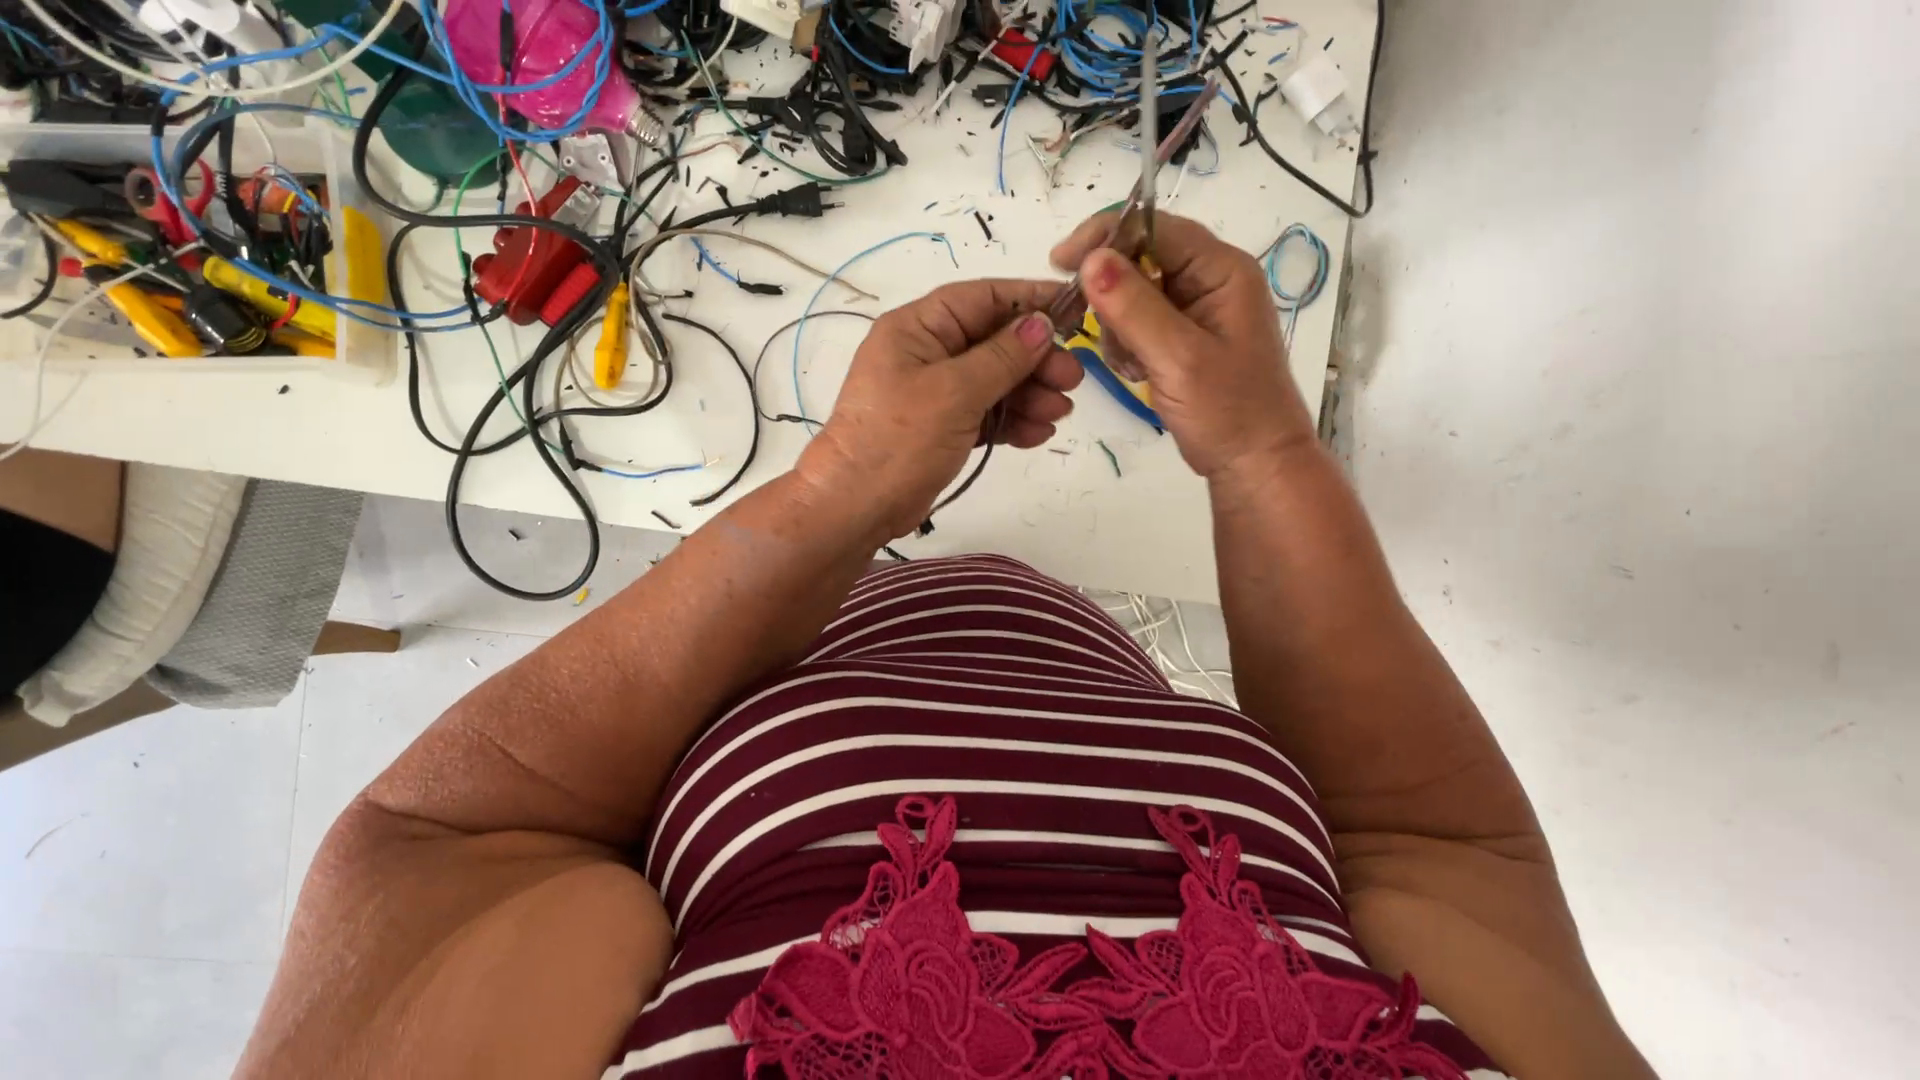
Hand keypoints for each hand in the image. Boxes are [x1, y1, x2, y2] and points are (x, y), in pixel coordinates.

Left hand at [796, 279, 1083, 539]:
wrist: (856, 507)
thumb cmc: (899, 440)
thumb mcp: (954, 391)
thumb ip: (1002, 357)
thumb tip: (1041, 324)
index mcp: (917, 328)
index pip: (981, 299)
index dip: (1028, 301)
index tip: (1073, 311)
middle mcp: (926, 353)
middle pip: (993, 342)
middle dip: (1036, 359)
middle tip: (1072, 380)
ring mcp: (934, 393)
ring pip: (994, 381)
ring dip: (1030, 394)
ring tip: (1059, 413)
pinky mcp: (942, 428)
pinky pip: (986, 414)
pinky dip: (1012, 421)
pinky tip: (1038, 433)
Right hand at [1050, 211, 1315, 478]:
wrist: (1255, 465)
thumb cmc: (1229, 412)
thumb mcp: (1178, 358)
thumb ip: (1134, 307)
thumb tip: (1090, 260)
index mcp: (1222, 270)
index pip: (1156, 227)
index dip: (1106, 236)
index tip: (1061, 262)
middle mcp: (1210, 280)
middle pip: (1141, 257)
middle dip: (1110, 289)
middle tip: (1083, 322)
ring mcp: (1197, 310)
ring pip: (1133, 292)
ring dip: (1118, 324)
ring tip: (1132, 364)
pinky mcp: (1183, 338)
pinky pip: (1139, 322)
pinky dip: (1126, 343)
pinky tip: (1137, 372)